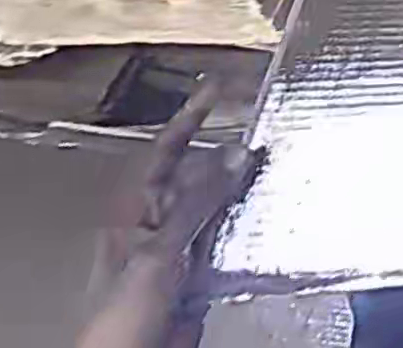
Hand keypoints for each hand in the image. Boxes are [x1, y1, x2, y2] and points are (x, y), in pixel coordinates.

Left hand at [79, 80, 255, 347]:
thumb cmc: (122, 316)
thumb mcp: (159, 252)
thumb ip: (200, 200)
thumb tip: (240, 152)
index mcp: (136, 209)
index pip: (166, 149)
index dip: (191, 116)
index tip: (218, 86)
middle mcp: (160, 220)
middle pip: (200, 171)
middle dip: (231, 150)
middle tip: (268, 125)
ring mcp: (181, 245)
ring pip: (221, 200)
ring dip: (247, 183)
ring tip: (280, 160)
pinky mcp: (203, 268)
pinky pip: (233, 231)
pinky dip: (253, 217)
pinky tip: (276, 206)